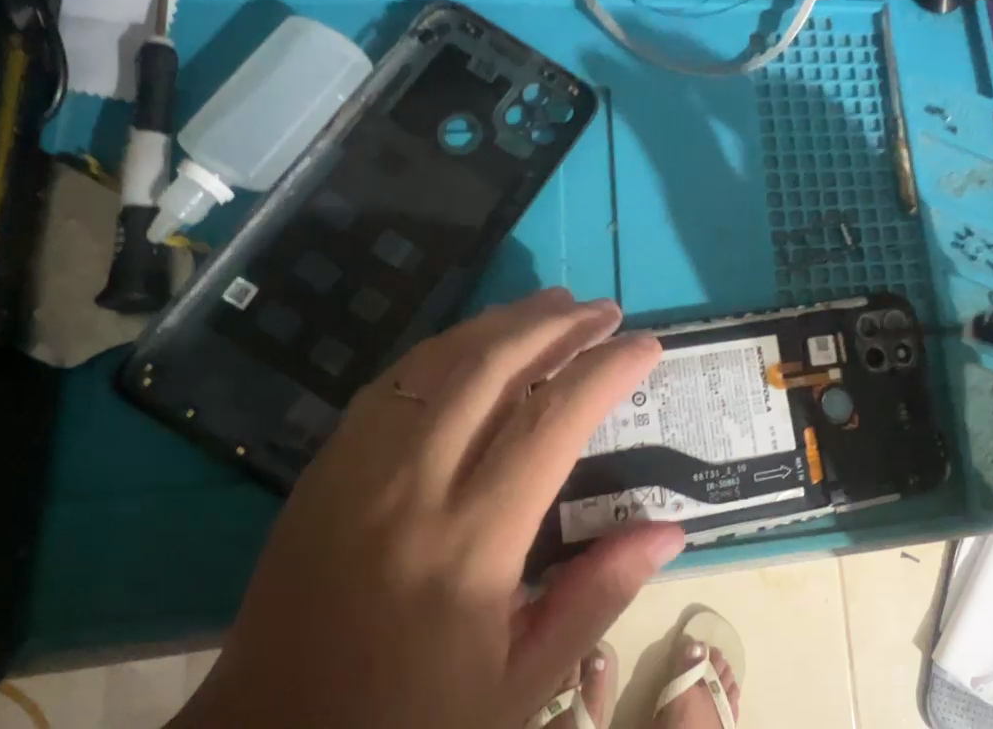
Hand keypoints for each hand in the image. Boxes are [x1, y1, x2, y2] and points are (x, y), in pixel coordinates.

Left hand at [171, 289, 684, 728]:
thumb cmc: (410, 720)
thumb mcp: (521, 683)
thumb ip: (596, 596)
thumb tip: (670, 530)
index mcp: (472, 543)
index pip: (552, 422)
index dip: (605, 372)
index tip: (646, 346)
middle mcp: (414, 486)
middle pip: (493, 368)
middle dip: (557, 326)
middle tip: (604, 310)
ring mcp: (359, 468)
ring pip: (438, 362)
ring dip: (502, 323)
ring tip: (551, 306)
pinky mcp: (323, 468)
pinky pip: (391, 383)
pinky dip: (444, 349)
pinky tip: (473, 345)